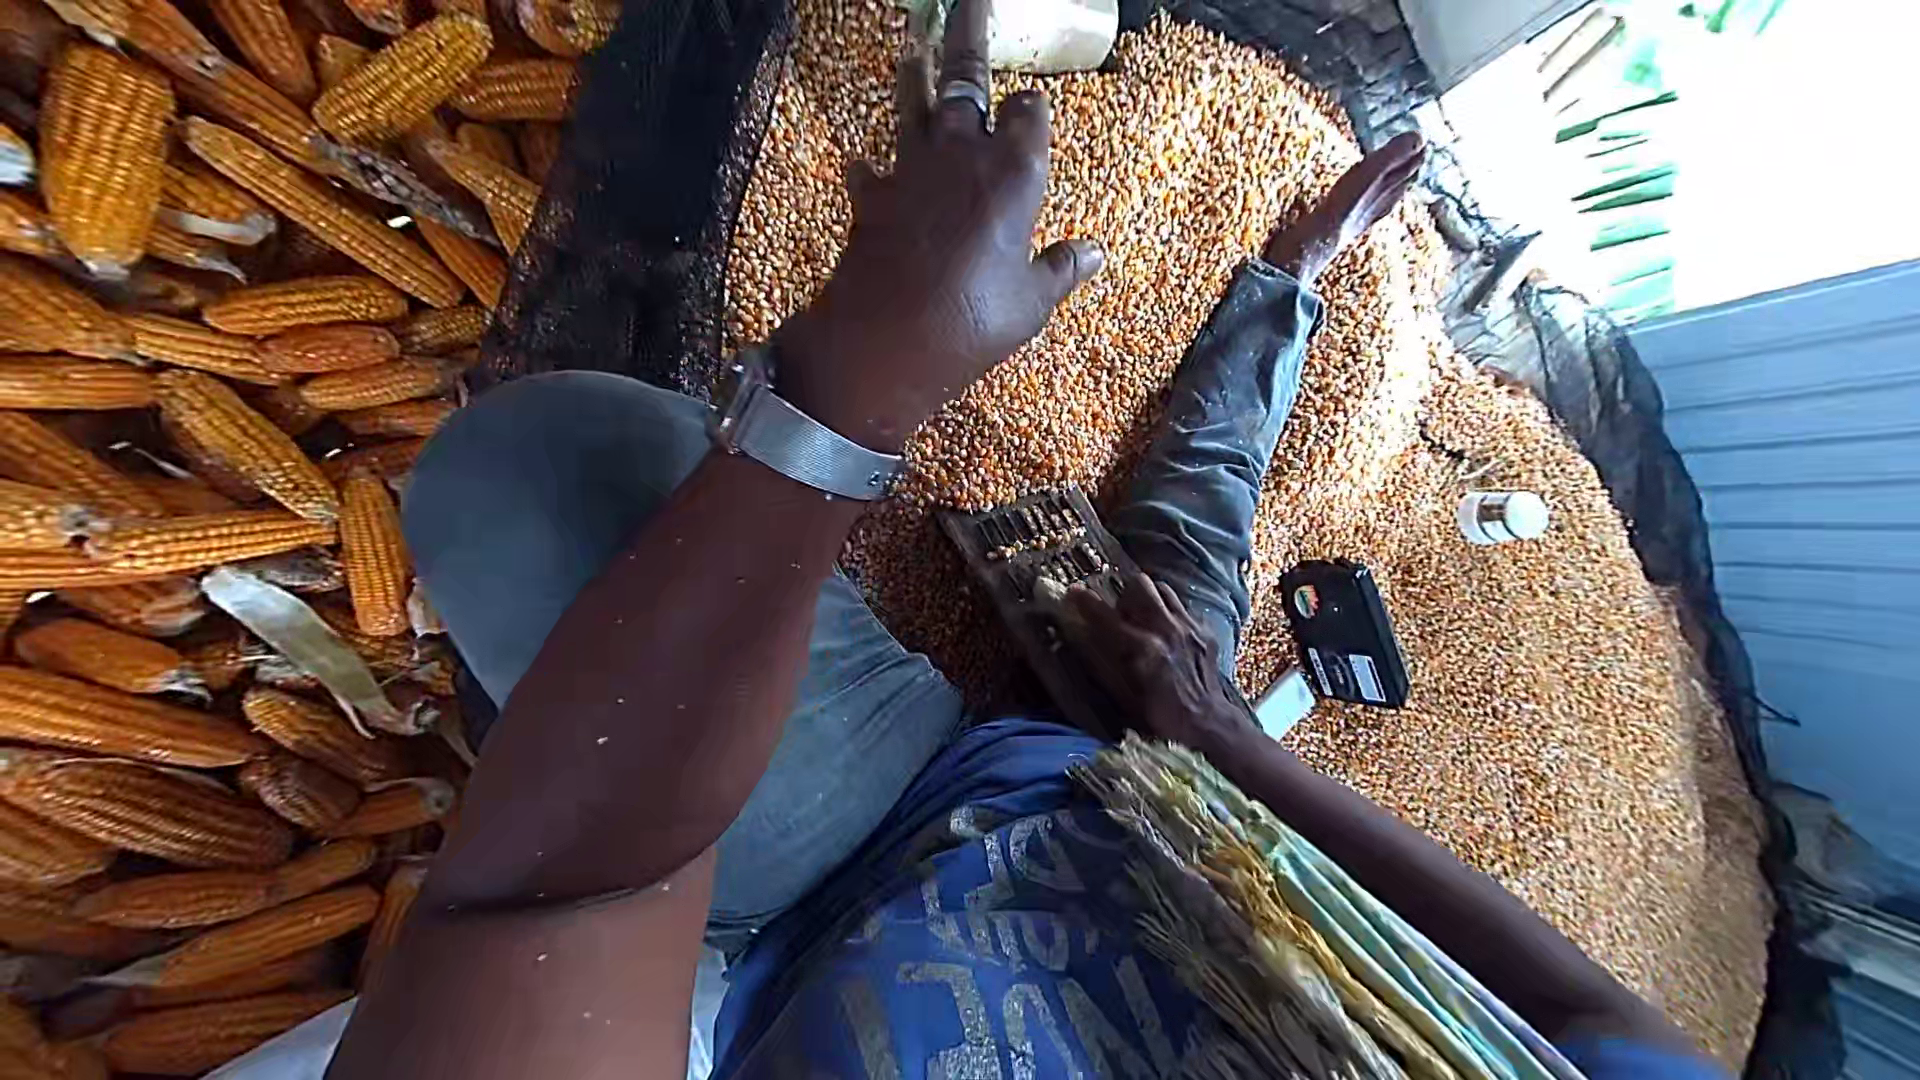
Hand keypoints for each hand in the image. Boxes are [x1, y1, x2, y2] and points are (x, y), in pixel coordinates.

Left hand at [775, 0, 1103, 452]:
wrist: (892, 339)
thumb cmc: (976, 320)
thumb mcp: (1031, 304)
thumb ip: (1061, 270)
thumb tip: (1097, 253)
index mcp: (1014, 172)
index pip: (1031, 114)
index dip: (1032, 112)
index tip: (1032, 113)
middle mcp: (962, 154)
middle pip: (968, 78)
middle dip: (972, 35)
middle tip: (969, 1)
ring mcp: (911, 171)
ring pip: (913, 105)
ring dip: (916, 78)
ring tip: (915, 55)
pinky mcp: (870, 198)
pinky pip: (867, 171)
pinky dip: (869, 170)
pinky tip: (863, 170)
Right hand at [1050, 573, 1260, 753]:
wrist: (1207, 723)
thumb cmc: (1163, 714)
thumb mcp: (1127, 692)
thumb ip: (1110, 660)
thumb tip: (1089, 637)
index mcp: (1143, 647)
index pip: (1106, 615)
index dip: (1085, 601)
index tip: (1073, 591)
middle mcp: (1166, 629)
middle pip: (1140, 585)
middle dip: (1124, 593)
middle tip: (1120, 611)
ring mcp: (1188, 627)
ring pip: (1163, 590)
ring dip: (1149, 597)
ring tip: (1143, 615)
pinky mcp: (1204, 631)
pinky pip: (1181, 607)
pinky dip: (1169, 612)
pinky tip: (1167, 631)